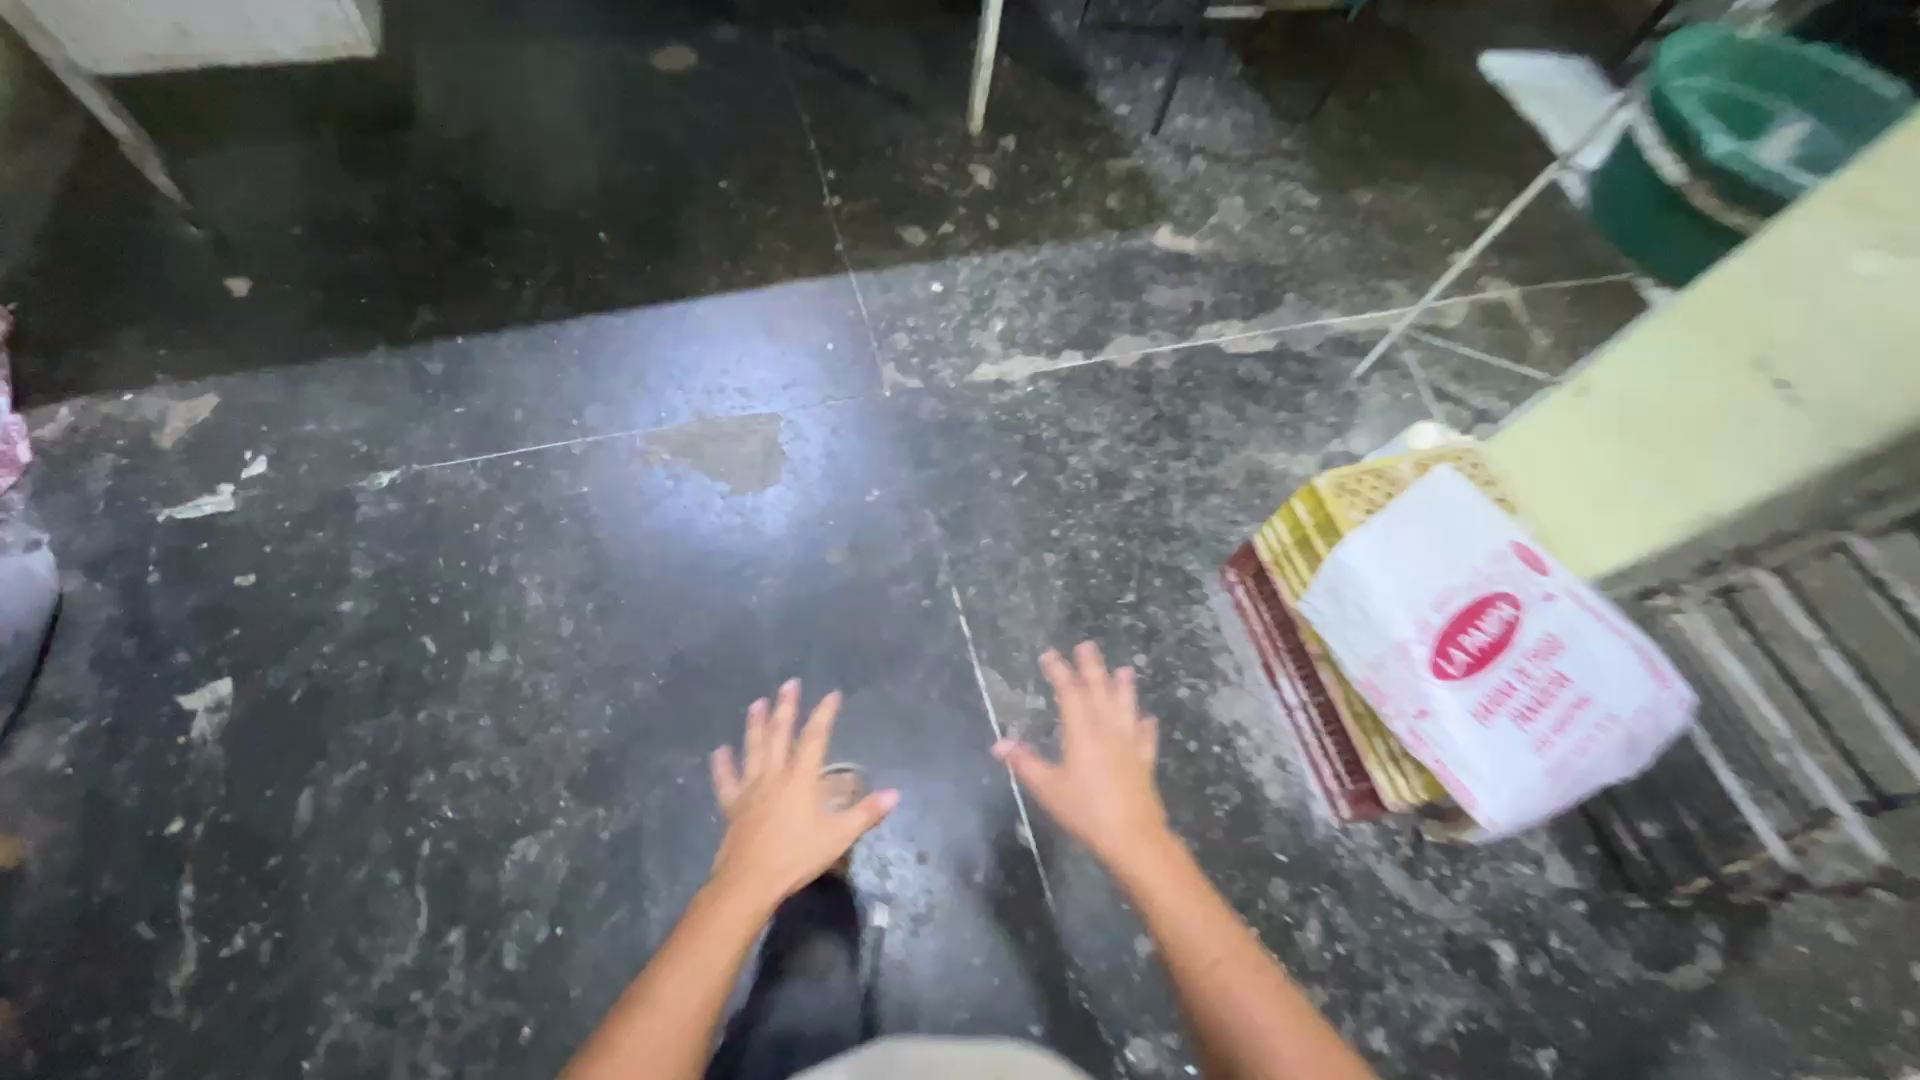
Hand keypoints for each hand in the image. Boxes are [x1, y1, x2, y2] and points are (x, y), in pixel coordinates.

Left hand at [708, 680, 899, 907]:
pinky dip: (722, 764)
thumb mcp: (839, 836)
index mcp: (801, 778)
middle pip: (780, 734)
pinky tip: (719, 751)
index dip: (824, 713)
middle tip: (789, 684)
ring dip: (755, 724)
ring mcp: (750, 789)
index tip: (832, 694)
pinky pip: (726, 780)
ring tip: (756, 703)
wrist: (749, 882)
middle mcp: (774, 775)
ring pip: (753, 749)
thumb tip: (895, 794)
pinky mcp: (732, 805)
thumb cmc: (796, 856)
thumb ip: (866, 813)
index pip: (816, 737)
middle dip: (786, 707)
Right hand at [992, 642, 1172, 873]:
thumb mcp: (1048, 788)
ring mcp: (1129, 746)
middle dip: (1092, 668)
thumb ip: (1025, 763)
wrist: (1133, 837)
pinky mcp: (1144, 763)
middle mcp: (1107, 731)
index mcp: (1082, 733)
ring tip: (1125, 669)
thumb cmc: (1086, 811)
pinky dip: (1146, 726)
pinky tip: (1148, 719)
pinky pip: (1146, 738)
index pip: (1069, 693)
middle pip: (1100, 692)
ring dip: (1124, 688)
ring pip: (1126, 708)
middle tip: (1087, 646)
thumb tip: (998, 743)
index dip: (1059, 672)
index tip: (1050, 655)